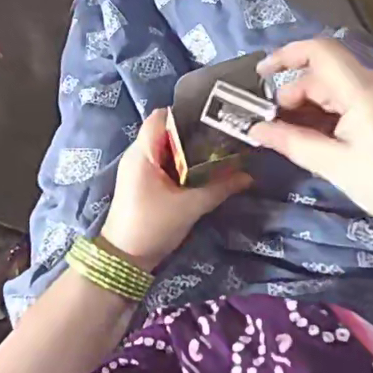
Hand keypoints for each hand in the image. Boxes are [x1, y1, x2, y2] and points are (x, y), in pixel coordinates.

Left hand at [98, 108, 251, 269]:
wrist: (124, 259)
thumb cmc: (152, 226)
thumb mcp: (190, 206)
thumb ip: (220, 188)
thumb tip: (249, 176)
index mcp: (142, 152)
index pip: (162, 116)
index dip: (186, 112)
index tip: (213, 117)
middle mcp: (137, 154)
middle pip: (166, 130)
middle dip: (193, 132)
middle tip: (223, 135)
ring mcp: (138, 168)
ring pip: (166, 147)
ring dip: (188, 149)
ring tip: (218, 150)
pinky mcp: (142, 182)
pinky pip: (163, 162)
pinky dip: (181, 163)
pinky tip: (202, 170)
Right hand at [249, 38, 372, 244]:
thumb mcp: (336, 166)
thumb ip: (293, 143)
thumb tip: (256, 130)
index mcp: (362, 89)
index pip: (318, 50)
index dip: (285, 55)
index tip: (260, 74)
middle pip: (323, 72)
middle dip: (294, 93)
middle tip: (274, 127)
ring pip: (337, 87)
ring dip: (311, 106)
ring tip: (294, 139)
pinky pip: (353, 99)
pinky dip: (331, 113)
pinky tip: (320, 139)